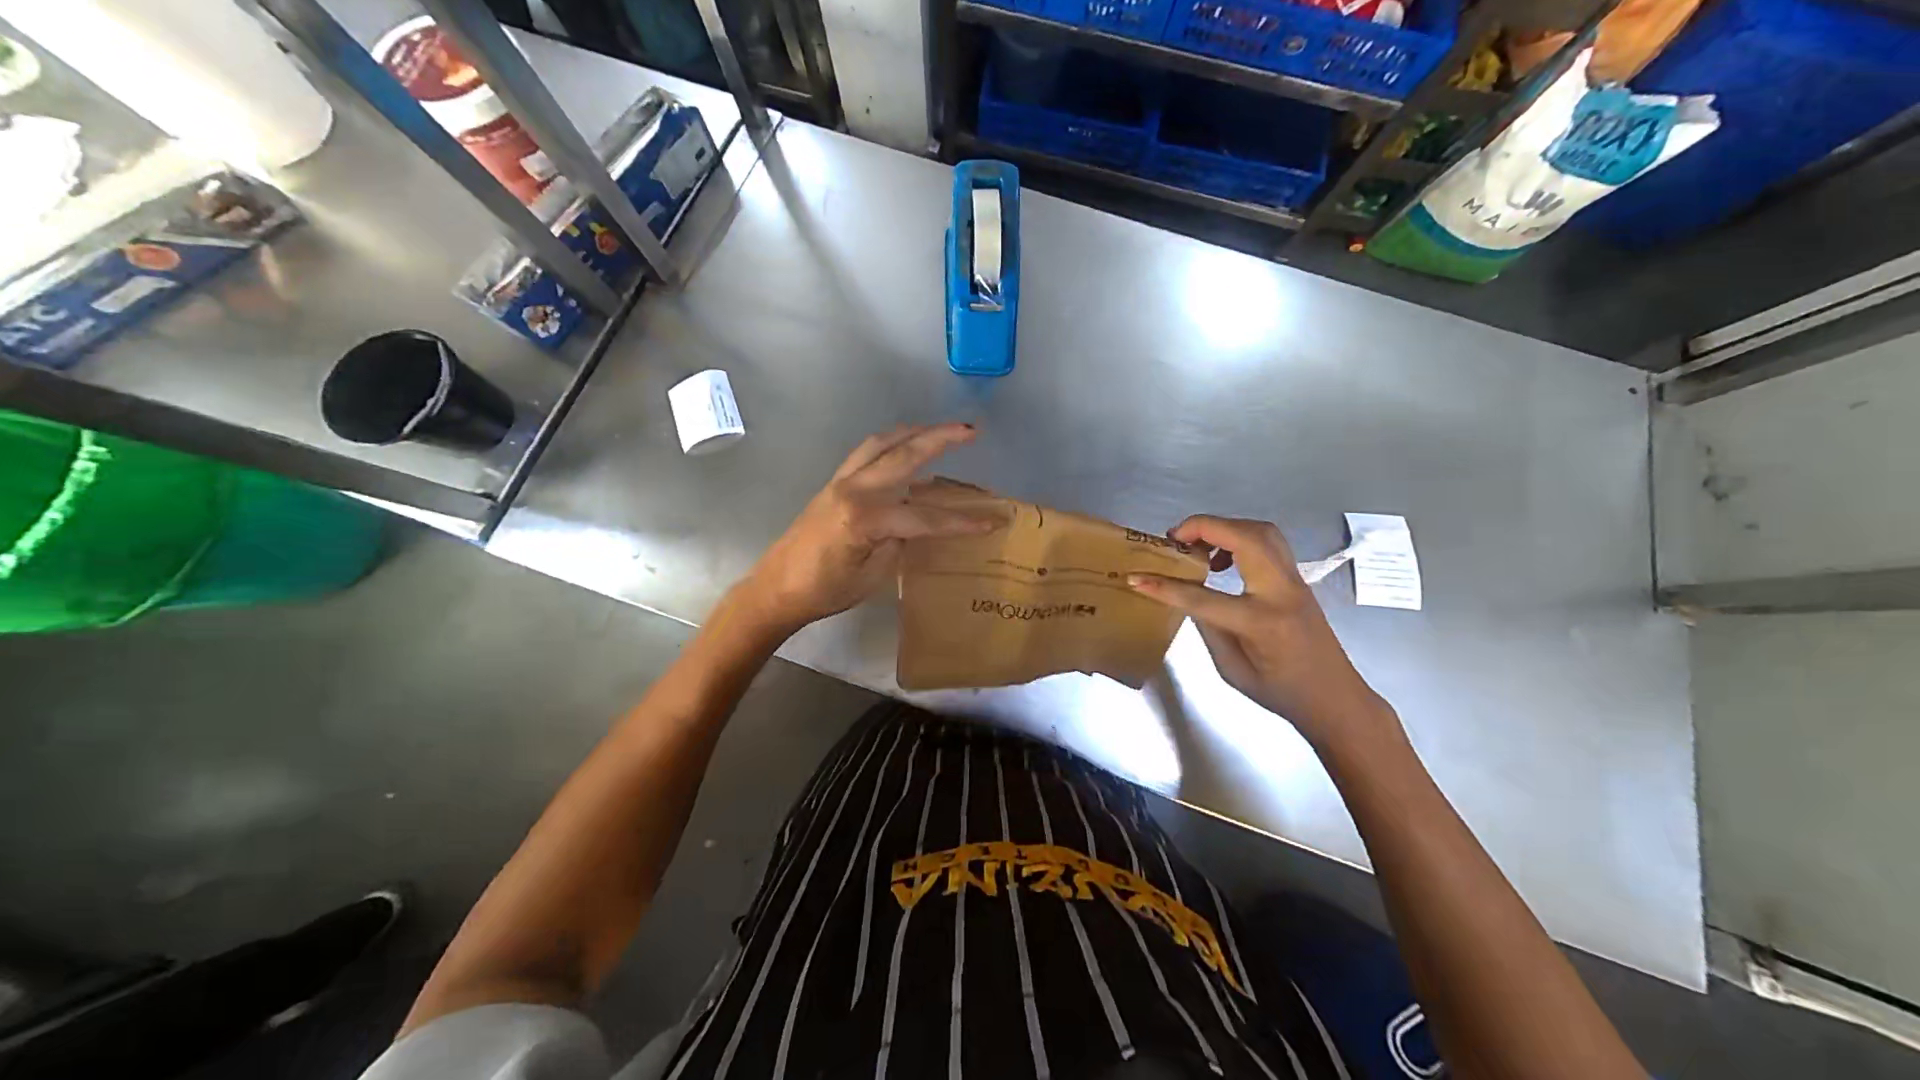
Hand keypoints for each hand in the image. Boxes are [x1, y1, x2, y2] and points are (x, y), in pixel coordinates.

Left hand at [737, 423, 996, 632]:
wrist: (777, 587)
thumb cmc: (825, 590)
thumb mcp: (872, 575)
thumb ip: (898, 542)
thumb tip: (916, 523)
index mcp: (864, 518)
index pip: (923, 516)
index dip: (959, 521)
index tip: (990, 522)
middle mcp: (853, 489)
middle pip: (904, 455)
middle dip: (940, 439)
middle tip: (971, 429)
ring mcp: (841, 482)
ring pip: (881, 443)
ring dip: (913, 432)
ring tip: (941, 429)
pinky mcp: (834, 483)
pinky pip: (867, 453)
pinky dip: (891, 443)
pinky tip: (905, 446)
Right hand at [1128, 516, 1394, 748]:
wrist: (1336, 699)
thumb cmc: (1282, 693)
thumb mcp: (1231, 669)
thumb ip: (1208, 626)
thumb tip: (1187, 595)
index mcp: (1262, 622)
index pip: (1203, 596)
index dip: (1165, 586)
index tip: (1137, 577)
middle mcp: (1282, 592)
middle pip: (1244, 537)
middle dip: (1203, 527)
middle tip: (1174, 539)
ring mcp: (1295, 581)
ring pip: (1261, 530)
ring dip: (1224, 527)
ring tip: (1196, 545)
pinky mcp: (1298, 579)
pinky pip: (1269, 542)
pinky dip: (1241, 537)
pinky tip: (1223, 559)